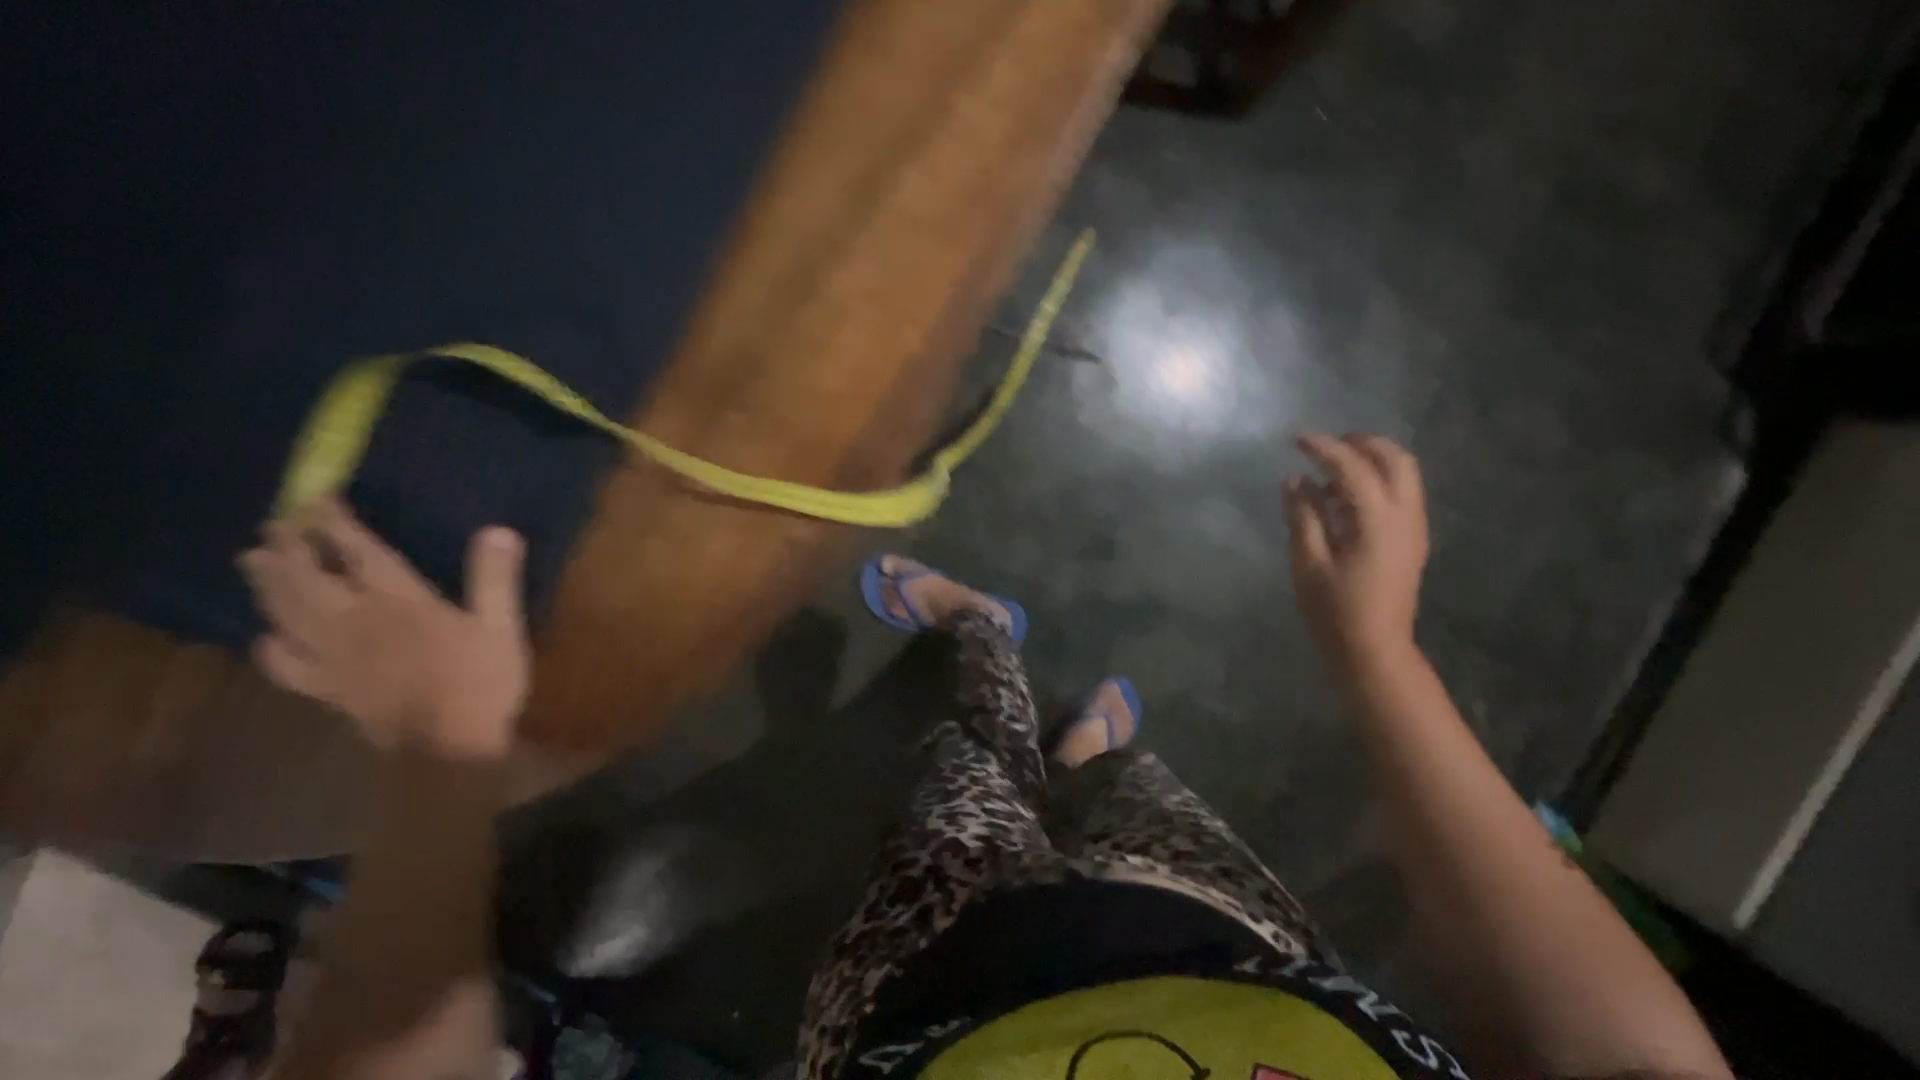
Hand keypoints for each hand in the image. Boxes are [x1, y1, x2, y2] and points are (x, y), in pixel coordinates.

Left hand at [239, 497, 529, 757]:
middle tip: (277, 523)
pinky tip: (267, 636)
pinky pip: (285, 664)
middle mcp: (354, 621)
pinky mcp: (327, 688)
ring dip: (267, 583)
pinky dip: (270, 646)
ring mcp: (333, 657)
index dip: (333, 521)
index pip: (357, 551)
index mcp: (398, 601)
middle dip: (289, 545)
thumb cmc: (480, 683)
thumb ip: (495, 578)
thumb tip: (498, 530)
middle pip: (307, 576)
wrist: (447, 749)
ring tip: (253, 560)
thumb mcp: (501, 627)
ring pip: (286, 612)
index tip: (318, 497)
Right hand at [1284, 433, 1429, 669]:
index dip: (1324, 447)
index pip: (1353, 467)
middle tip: (1324, 446)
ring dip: (1369, 461)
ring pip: (1403, 475)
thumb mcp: (1308, 564)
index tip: (1295, 438)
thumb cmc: (1335, 611)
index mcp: (1379, 522)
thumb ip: (1302, 517)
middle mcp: (1405, 517)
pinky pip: (1400, 495)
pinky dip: (1375, 482)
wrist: (1375, 651)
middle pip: (1394, 459)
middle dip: (1360, 443)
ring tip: (1329, 472)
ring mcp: (1414, 528)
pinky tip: (1342, 499)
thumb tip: (1295, 480)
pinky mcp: (1411, 540)